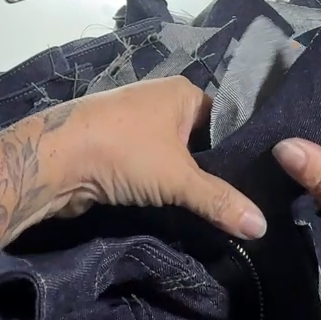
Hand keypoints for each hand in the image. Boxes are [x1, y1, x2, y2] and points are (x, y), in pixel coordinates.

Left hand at [21, 76, 268, 239]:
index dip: (242, 152)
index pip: (227, 121)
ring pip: (176, 158)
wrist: (56, 160)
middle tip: (246, 205)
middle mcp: (162, 101)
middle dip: (216, 172)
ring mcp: (138, 125)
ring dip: (188, 183)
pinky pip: (154, 168)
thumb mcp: (179, 179)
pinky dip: (165, 187)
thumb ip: (220, 201)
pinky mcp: (120, 149)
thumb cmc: (125, 151)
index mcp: (183, 92)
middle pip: (201, 142)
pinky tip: (183, 211)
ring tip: (221, 213)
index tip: (263, 184)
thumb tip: (263, 227)